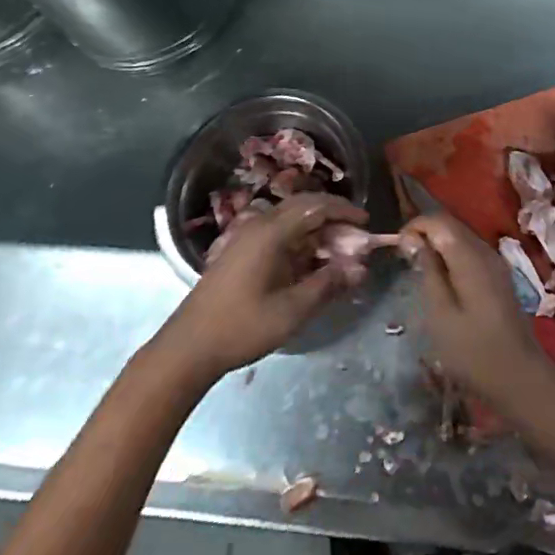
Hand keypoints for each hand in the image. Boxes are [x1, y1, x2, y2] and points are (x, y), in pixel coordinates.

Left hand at [155, 193, 367, 379]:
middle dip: (333, 219)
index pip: (316, 206)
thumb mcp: (293, 310)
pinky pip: (278, 234)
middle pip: (303, 208)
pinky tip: (311, 264)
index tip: (366, 223)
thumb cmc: (242, 327)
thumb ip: (329, 284)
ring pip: (291, 221)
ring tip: (338, 255)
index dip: (344, 210)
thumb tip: (361, 268)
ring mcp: (246, 237)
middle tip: (355, 240)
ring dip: (317, 232)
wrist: (188, 348)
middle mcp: (258, 226)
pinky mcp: (241, 252)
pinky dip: (301, 242)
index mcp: (271, 232)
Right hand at [400, 214, 554, 408]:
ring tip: (418, 267)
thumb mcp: (440, 314)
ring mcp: (496, 263)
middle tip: (404, 256)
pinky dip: (452, 255)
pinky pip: (471, 252)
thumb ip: (427, 271)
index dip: (416, 226)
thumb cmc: (473, 351)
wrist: (520, 377)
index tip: (397, 246)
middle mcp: (486, 251)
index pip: (440, 221)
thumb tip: (411, 238)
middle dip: (426, 232)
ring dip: (438, 243)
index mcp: (471, 257)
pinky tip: (441, 278)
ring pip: (462, 237)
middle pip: (452, 225)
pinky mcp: (499, 276)